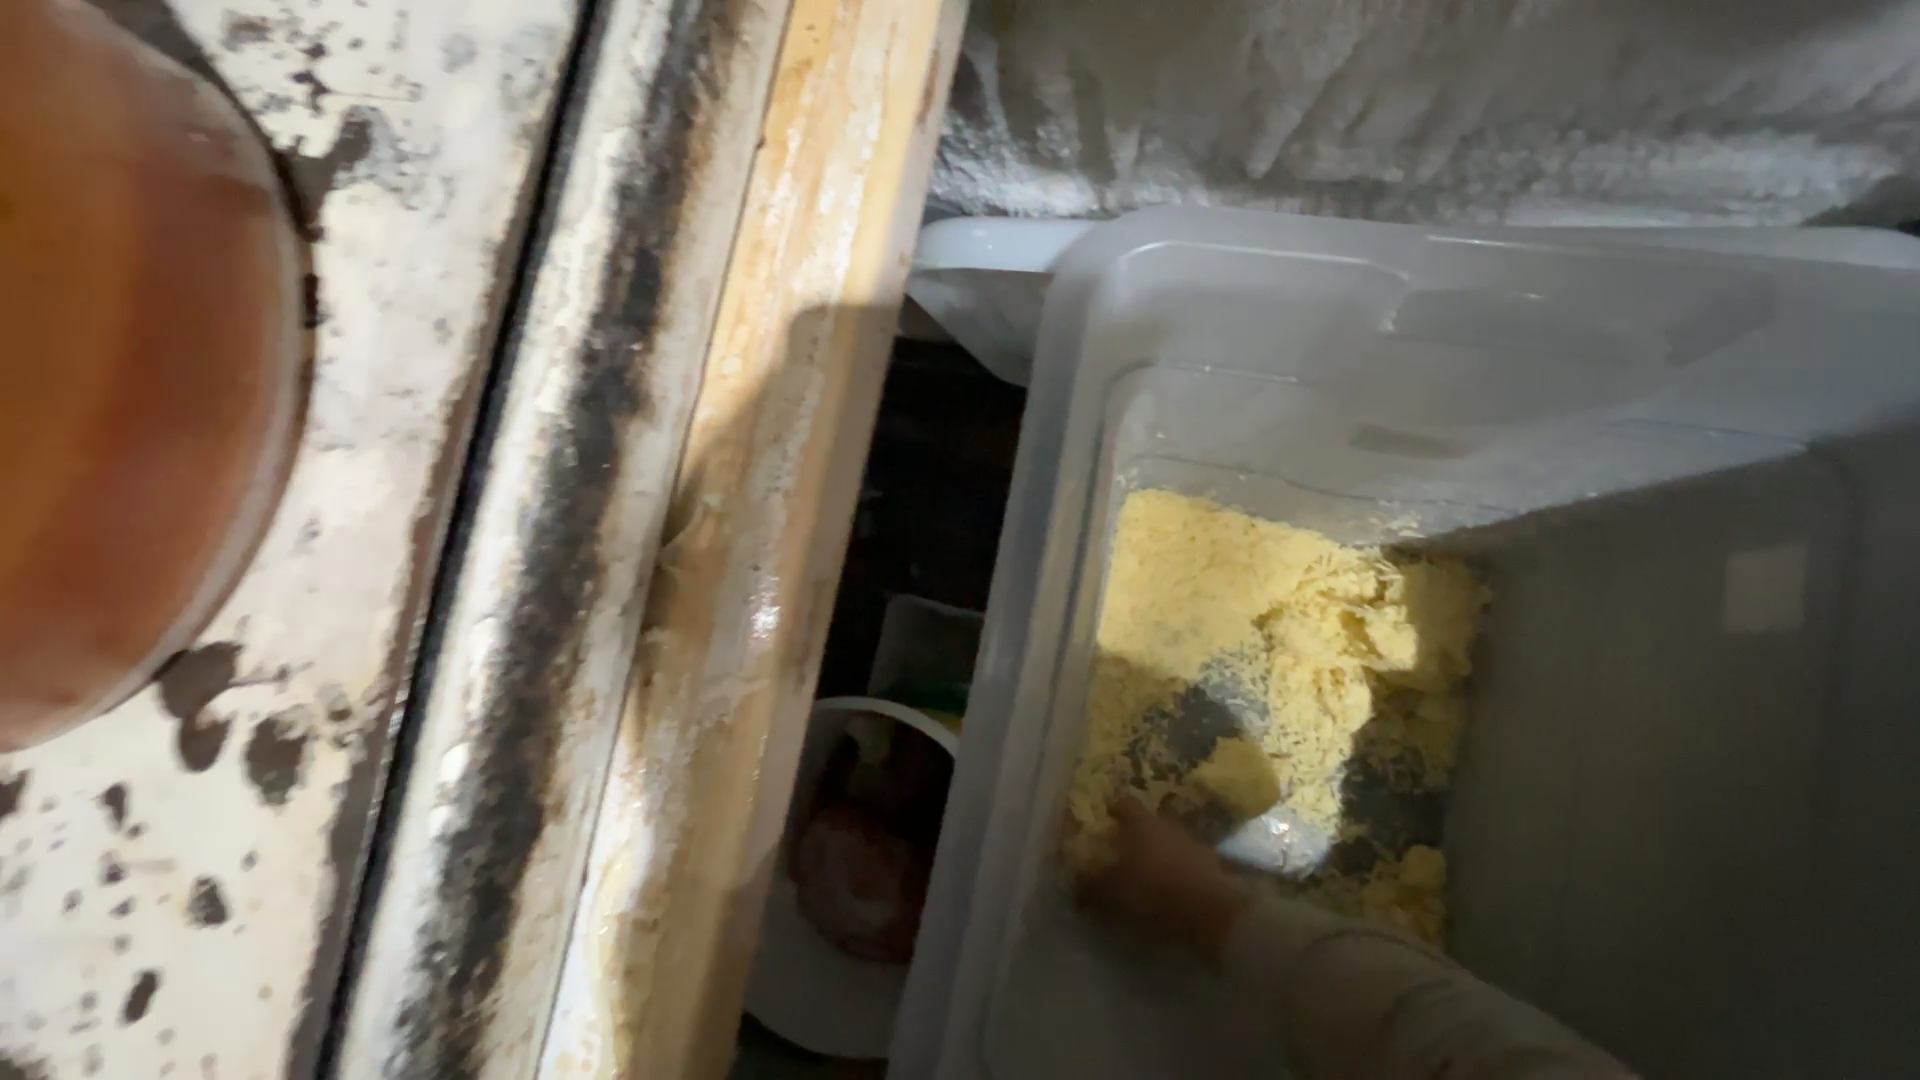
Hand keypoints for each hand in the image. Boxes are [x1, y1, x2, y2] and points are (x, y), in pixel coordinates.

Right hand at [1079, 797, 1248, 960]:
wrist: (1214, 913)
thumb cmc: (1155, 891)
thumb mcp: (1114, 893)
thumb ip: (1093, 887)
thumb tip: (1076, 885)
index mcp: (1142, 823)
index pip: (1125, 803)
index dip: (1114, 809)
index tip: (1106, 818)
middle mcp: (1168, 825)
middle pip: (1148, 823)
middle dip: (1136, 835)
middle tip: (1122, 852)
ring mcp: (1194, 844)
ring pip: (1169, 843)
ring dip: (1158, 855)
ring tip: (1146, 875)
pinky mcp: (1212, 867)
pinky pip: (1186, 864)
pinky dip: (1176, 873)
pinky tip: (1169, 891)